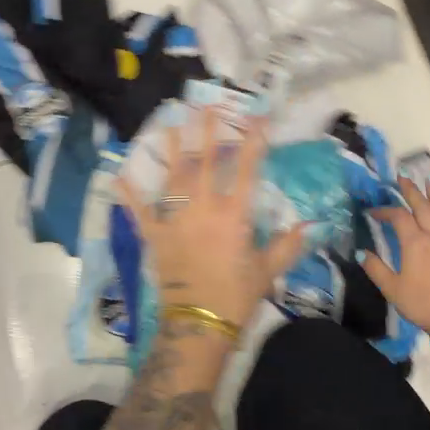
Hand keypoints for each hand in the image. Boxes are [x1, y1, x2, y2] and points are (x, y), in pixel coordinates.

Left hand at [117, 106, 309, 326]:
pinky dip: (129, 193)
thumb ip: (287, 245)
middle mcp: (202, 209)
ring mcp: (174, 221)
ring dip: (173, 148)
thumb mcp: (267, 271)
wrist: (198, 325)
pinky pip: (139, 211)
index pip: (245, 169)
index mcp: (233, 215)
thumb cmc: (236, 298)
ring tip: (171, 122)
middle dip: (206, 131)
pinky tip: (120, 174)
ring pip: (172, 176)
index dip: (252, 141)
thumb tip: (309, 226)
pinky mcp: (154, 237)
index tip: (256, 117)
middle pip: (204, 162)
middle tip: (206, 104)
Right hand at [362, 177, 429, 330]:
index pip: (398, 218)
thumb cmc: (420, 303)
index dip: (384, 211)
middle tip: (404, 177)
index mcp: (414, 243)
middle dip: (412, 192)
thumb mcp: (391, 288)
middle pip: (423, 209)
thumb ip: (376, 268)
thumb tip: (363, 253)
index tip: (372, 211)